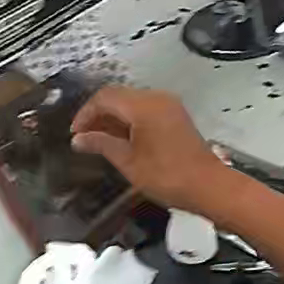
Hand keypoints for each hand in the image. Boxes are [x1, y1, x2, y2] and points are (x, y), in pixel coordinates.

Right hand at [70, 87, 233, 211]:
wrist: (208, 186)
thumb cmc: (168, 176)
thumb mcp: (128, 161)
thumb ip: (101, 144)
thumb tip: (79, 139)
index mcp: (145, 105)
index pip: (105, 97)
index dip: (85, 113)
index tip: (76, 133)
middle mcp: (159, 99)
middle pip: (120, 97)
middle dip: (99, 115)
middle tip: (85, 137)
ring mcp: (171, 107)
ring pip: (133, 103)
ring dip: (115, 118)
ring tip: (101, 142)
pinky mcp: (178, 117)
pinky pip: (148, 111)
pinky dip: (132, 122)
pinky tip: (123, 141)